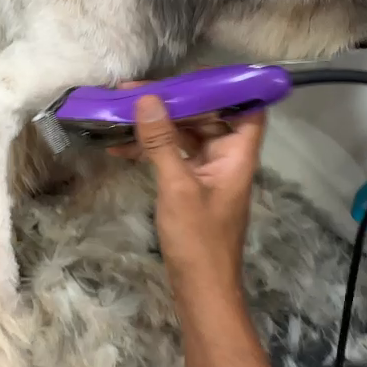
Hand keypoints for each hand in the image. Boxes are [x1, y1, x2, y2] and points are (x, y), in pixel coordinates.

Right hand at [131, 94, 266, 290]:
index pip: (247, 108)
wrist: (200, 291)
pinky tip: (118, 146)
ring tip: (120, 111)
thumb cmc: (198, 240)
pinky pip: (171, 155)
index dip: (227, 87)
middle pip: (208, 116)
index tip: (189, 75)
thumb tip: (148, 99)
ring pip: (185, 135)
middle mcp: (226, 158)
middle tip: (135, 90)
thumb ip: (162, 142)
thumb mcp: (177, 187)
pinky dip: (149, 147)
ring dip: (156, 123)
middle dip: (174, 102)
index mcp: (237, 155)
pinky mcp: (189, 186)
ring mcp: (207, 173)